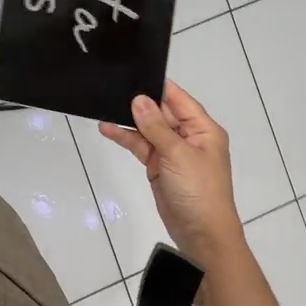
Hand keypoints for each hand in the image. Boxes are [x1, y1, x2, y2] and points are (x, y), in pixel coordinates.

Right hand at [97, 82, 242, 266]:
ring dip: (128, 120)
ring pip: (147, 128)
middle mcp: (188, 135)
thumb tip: (138, 98)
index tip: (131, 71)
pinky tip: (107, 128)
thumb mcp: (178, 155)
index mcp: (202, 129)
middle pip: (160, 111)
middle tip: (109, 85)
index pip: (177, 98)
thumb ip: (156, 126)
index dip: (156, 86)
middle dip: (138, 101)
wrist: (202, 235)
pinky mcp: (159, 165)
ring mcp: (172, 151)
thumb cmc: (198, 190)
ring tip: (102, 106)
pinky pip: (140, 145)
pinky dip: (126, 137)